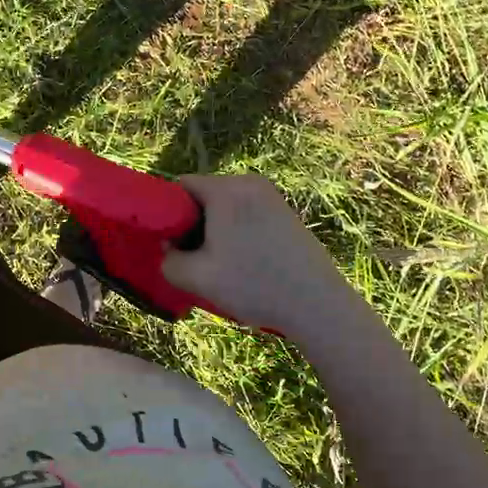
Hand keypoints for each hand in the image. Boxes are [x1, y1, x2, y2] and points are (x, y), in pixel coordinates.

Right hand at [162, 174, 350, 339]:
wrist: (318, 305)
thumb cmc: (254, 286)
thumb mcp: (198, 279)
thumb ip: (169, 261)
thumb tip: (169, 248)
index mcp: (225, 189)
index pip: (182, 186)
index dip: (171, 214)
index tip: (176, 244)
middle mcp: (248, 182)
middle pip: (205, 194)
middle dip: (196, 223)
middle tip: (200, 258)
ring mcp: (271, 195)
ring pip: (227, 205)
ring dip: (218, 229)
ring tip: (226, 264)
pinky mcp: (286, 211)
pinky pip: (248, 212)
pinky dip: (239, 231)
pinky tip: (249, 262)